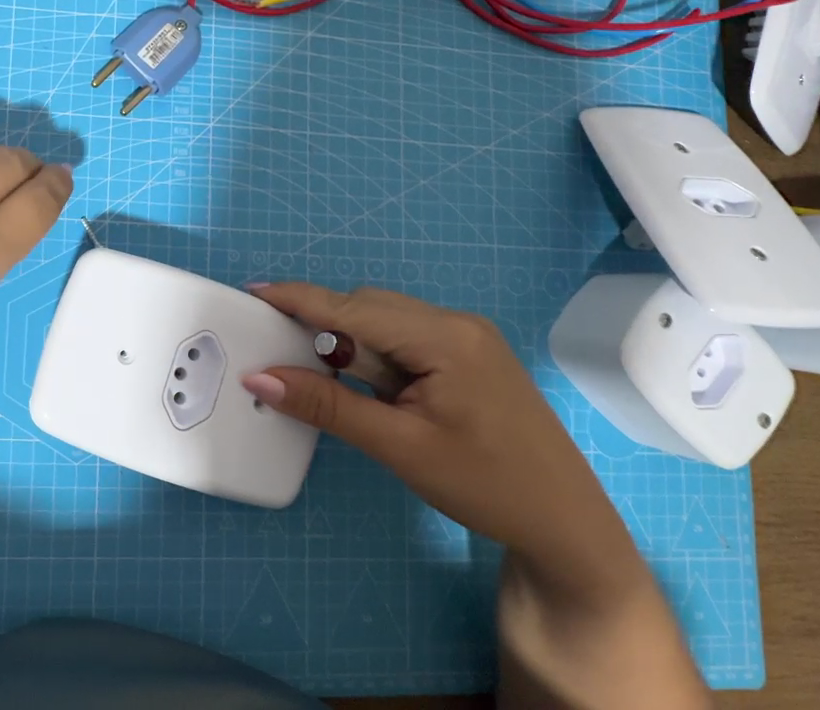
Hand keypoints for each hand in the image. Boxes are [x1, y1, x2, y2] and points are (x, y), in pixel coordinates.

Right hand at [240, 284, 636, 581]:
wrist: (567, 527)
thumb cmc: (486, 486)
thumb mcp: (398, 446)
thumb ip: (326, 406)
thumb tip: (261, 378)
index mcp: (445, 338)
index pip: (353, 308)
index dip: (298, 299)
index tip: (252, 293)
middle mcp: (456, 325)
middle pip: (367, 309)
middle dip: (321, 327)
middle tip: (278, 353)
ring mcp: (466, 341)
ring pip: (384, 325)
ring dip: (347, 345)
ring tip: (316, 377)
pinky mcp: (467, 360)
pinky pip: (403, 343)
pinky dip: (372, 358)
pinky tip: (361, 386)